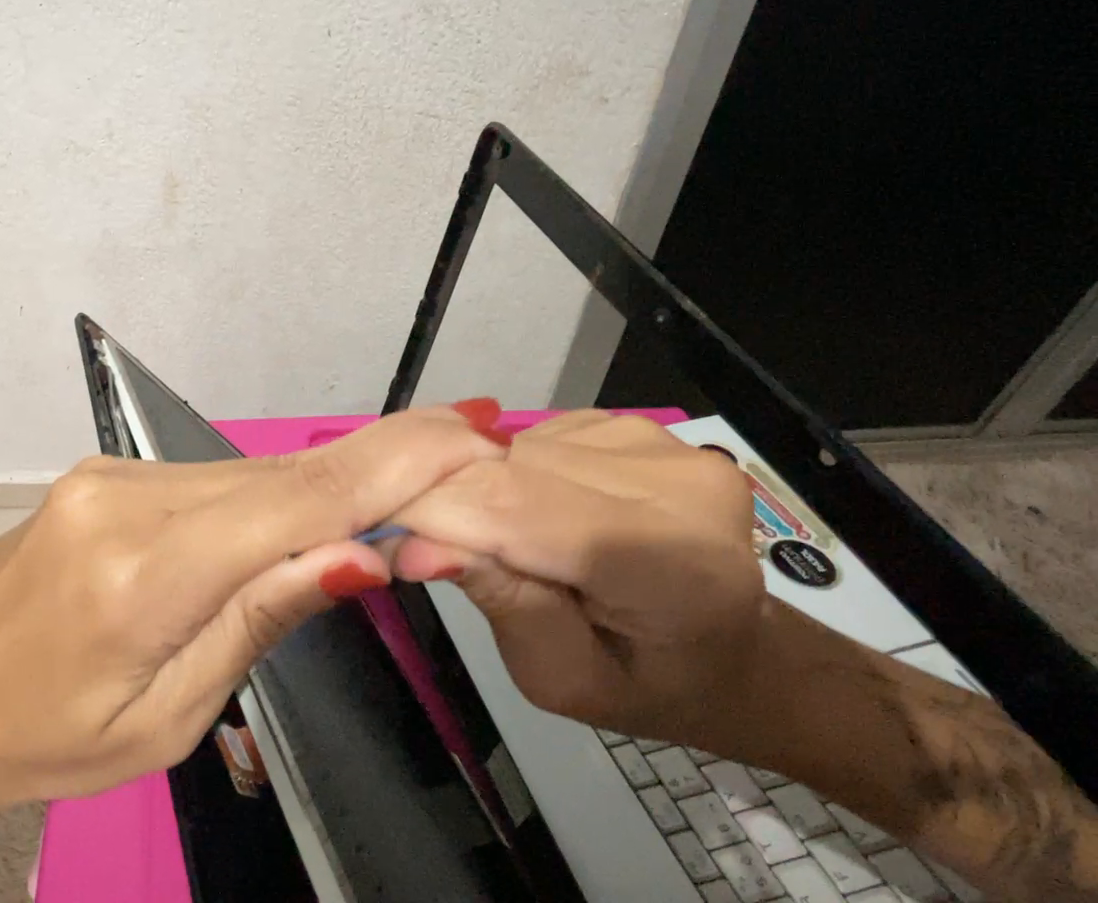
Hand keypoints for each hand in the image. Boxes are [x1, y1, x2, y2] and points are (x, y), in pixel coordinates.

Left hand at [0, 407, 507, 902]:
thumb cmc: (48, 740)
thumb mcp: (167, 717)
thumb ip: (259, 620)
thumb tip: (358, 554)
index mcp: (143, 573)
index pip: (294, 504)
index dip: (390, 466)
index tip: (469, 434)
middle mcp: (126, 498)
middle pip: (278, 478)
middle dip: (375, 466)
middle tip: (464, 447)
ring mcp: (106, 477)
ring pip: (245, 476)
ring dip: (319, 484)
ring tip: (399, 485)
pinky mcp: (98, 476)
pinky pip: (204, 483)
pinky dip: (263, 495)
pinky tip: (298, 511)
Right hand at [386, 410, 763, 748]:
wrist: (731, 648)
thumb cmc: (646, 682)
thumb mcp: (561, 679)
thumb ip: (502, 603)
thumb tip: (413, 544)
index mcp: (673, 564)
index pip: (520, 508)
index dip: (433, 514)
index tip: (375, 539)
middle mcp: (672, 481)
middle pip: (504, 469)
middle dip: (440, 502)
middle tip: (417, 548)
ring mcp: (654, 441)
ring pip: (506, 447)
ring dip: (471, 490)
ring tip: (492, 541)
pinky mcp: (628, 423)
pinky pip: (526, 437)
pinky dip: (501, 474)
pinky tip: (528, 512)